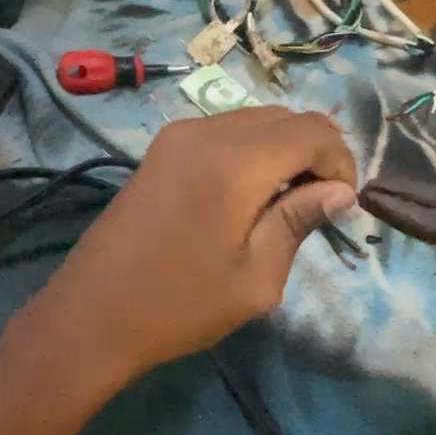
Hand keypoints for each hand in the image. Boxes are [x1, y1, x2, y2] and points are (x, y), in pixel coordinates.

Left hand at [8, 108, 356, 391]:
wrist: (91, 316)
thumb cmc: (180, 305)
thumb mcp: (256, 277)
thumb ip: (299, 221)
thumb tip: (341, 191)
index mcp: (235, 162)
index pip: (314, 133)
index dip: (341, 163)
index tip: (343, 206)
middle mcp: (207, 131)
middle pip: (287, 117)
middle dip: (317, 153)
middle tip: (319, 206)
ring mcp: (179, 135)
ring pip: (257, 119)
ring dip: (285, 150)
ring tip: (287, 203)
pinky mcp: (162, 148)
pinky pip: (225, 131)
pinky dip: (253, 151)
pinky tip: (249, 194)